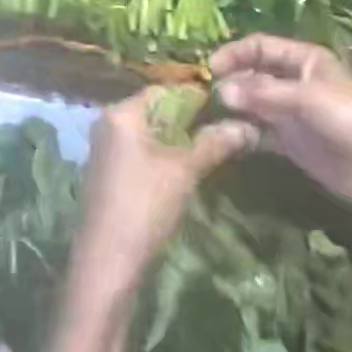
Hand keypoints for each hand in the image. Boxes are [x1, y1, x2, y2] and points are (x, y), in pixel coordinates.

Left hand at [71, 88, 257, 284]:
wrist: (107, 261)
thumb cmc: (144, 205)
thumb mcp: (184, 170)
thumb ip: (214, 143)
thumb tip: (247, 126)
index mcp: (121, 113)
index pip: (162, 90)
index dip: (194, 96)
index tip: (225, 108)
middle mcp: (107, 123)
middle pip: (154, 110)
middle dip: (188, 120)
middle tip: (222, 130)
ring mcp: (104, 148)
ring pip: (147, 133)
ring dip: (176, 140)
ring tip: (209, 150)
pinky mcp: (106, 172)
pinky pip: (138, 152)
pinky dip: (160, 155)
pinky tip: (183, 171)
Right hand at [210, 34, 351, 211]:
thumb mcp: (308, 99)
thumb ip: (263, 93)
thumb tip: (221, 89)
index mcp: (305, 61)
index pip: (260, 47)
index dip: (234, 54)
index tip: (210, 68)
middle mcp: (294, 82)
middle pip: (252, 74)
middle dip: (229, 81)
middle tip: (203, 95)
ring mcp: (291, 113)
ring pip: (252, 104)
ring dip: (232, 108)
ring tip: (207, 117)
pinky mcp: (290, 143)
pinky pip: (258, 132)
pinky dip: (241, 133)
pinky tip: (224, 138)